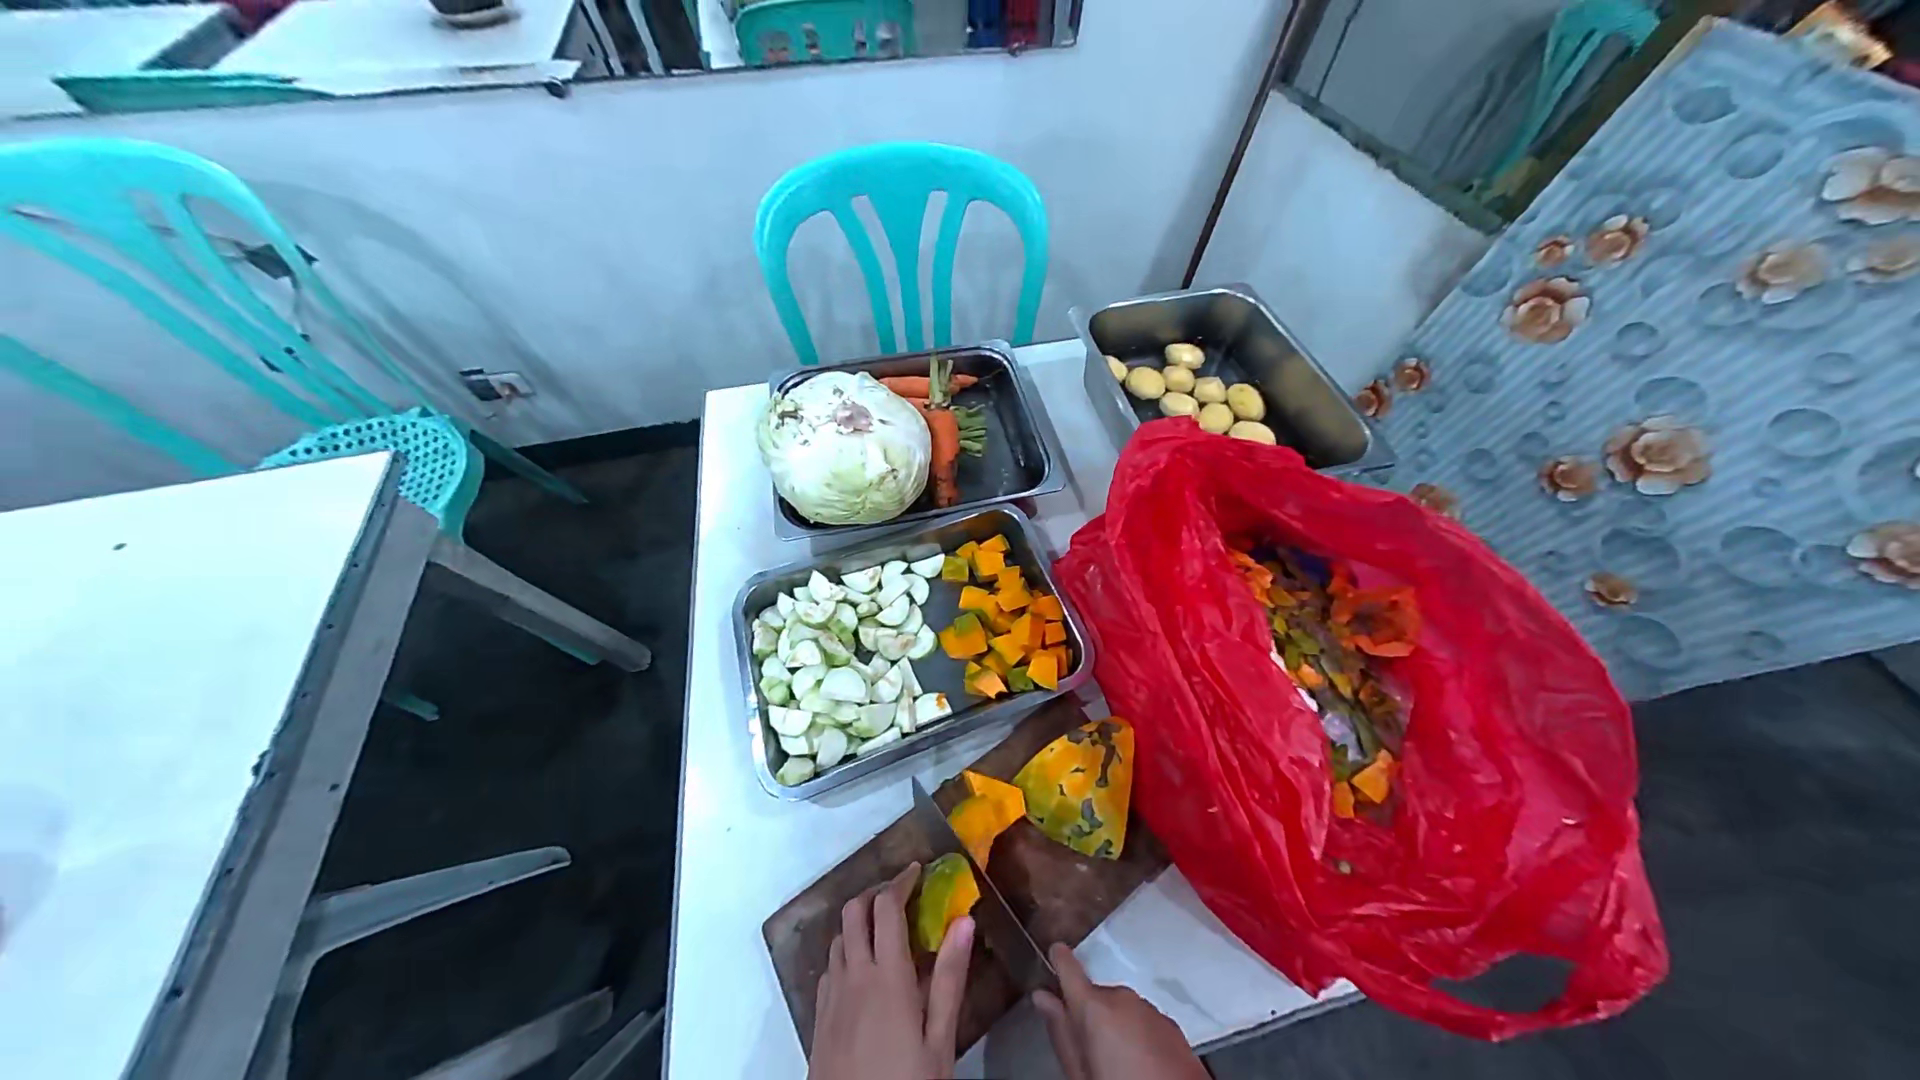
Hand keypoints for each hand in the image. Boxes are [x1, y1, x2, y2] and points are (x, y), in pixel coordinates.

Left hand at [809, 862, 974, 1079]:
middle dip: (875, 893)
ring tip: (885, 933)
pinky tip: (862, 974)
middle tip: (901, 895)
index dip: (900, 881)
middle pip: (853, 912)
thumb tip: (964, 919)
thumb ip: (950, 977)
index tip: (917, 870)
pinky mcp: (818, 1019)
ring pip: (838, 938)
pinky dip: (845, 953)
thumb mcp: (940, 1039)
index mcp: (887, 976)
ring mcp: (830, 997)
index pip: (886, 907)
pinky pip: (828, 968)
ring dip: (859, 923)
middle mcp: (853, 976)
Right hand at [1033, 943, 1208, 1079]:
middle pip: (1096, 996)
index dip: (1060, 958)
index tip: (1055, 950)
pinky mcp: (1172, 1024)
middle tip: (1093, 1051)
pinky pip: (1144, 1020)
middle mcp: (1121, 997)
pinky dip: (1139, 1034)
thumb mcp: (1080, 1073)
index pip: (1069, 969)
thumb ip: (1061, 1032)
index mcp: (1094, 1008)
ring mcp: (1150, 1008)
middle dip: (1092, 1016)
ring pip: (1122, 1008)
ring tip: (1121, 1063)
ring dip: (1117, 1026)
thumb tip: (1042, 996)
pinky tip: (1144, 1064)